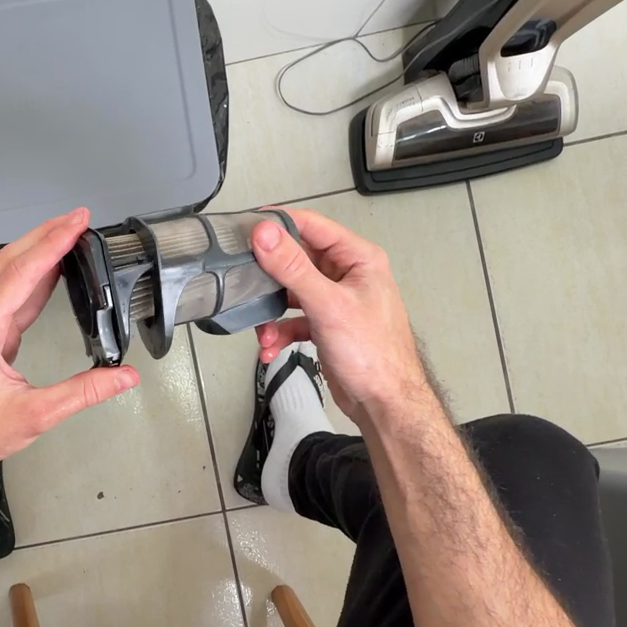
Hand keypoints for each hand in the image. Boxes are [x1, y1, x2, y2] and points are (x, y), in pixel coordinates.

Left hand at [0, 208, 140, 483]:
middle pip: (10, 263)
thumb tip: (124, 376)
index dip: (50, 246)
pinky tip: (54, 266)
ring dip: (39, 250)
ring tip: (71, 233)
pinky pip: (11, 293)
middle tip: (79, 218)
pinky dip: (34, 275)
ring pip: (8, 274)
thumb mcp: (37, 414)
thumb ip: (84, 392)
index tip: (75, 224)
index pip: (19, 275)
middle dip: (45, 235)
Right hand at [249, 208, 430, 421]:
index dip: (278, 224)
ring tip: (262, 333)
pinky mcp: (324, 324)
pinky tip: (270, 349)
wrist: (384, 402)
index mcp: (358, 258)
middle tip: (243, 284)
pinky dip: (278, 333)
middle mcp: (347, 274)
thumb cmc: (371, 352)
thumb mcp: (328, 305)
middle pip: (296, 261)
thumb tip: (264, 234)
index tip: (244, 228)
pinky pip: (292, 319)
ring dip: (270, 313)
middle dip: (269, 279)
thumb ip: (293, 268)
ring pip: (290, 293)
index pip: (312, 226)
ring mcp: (335, 300)